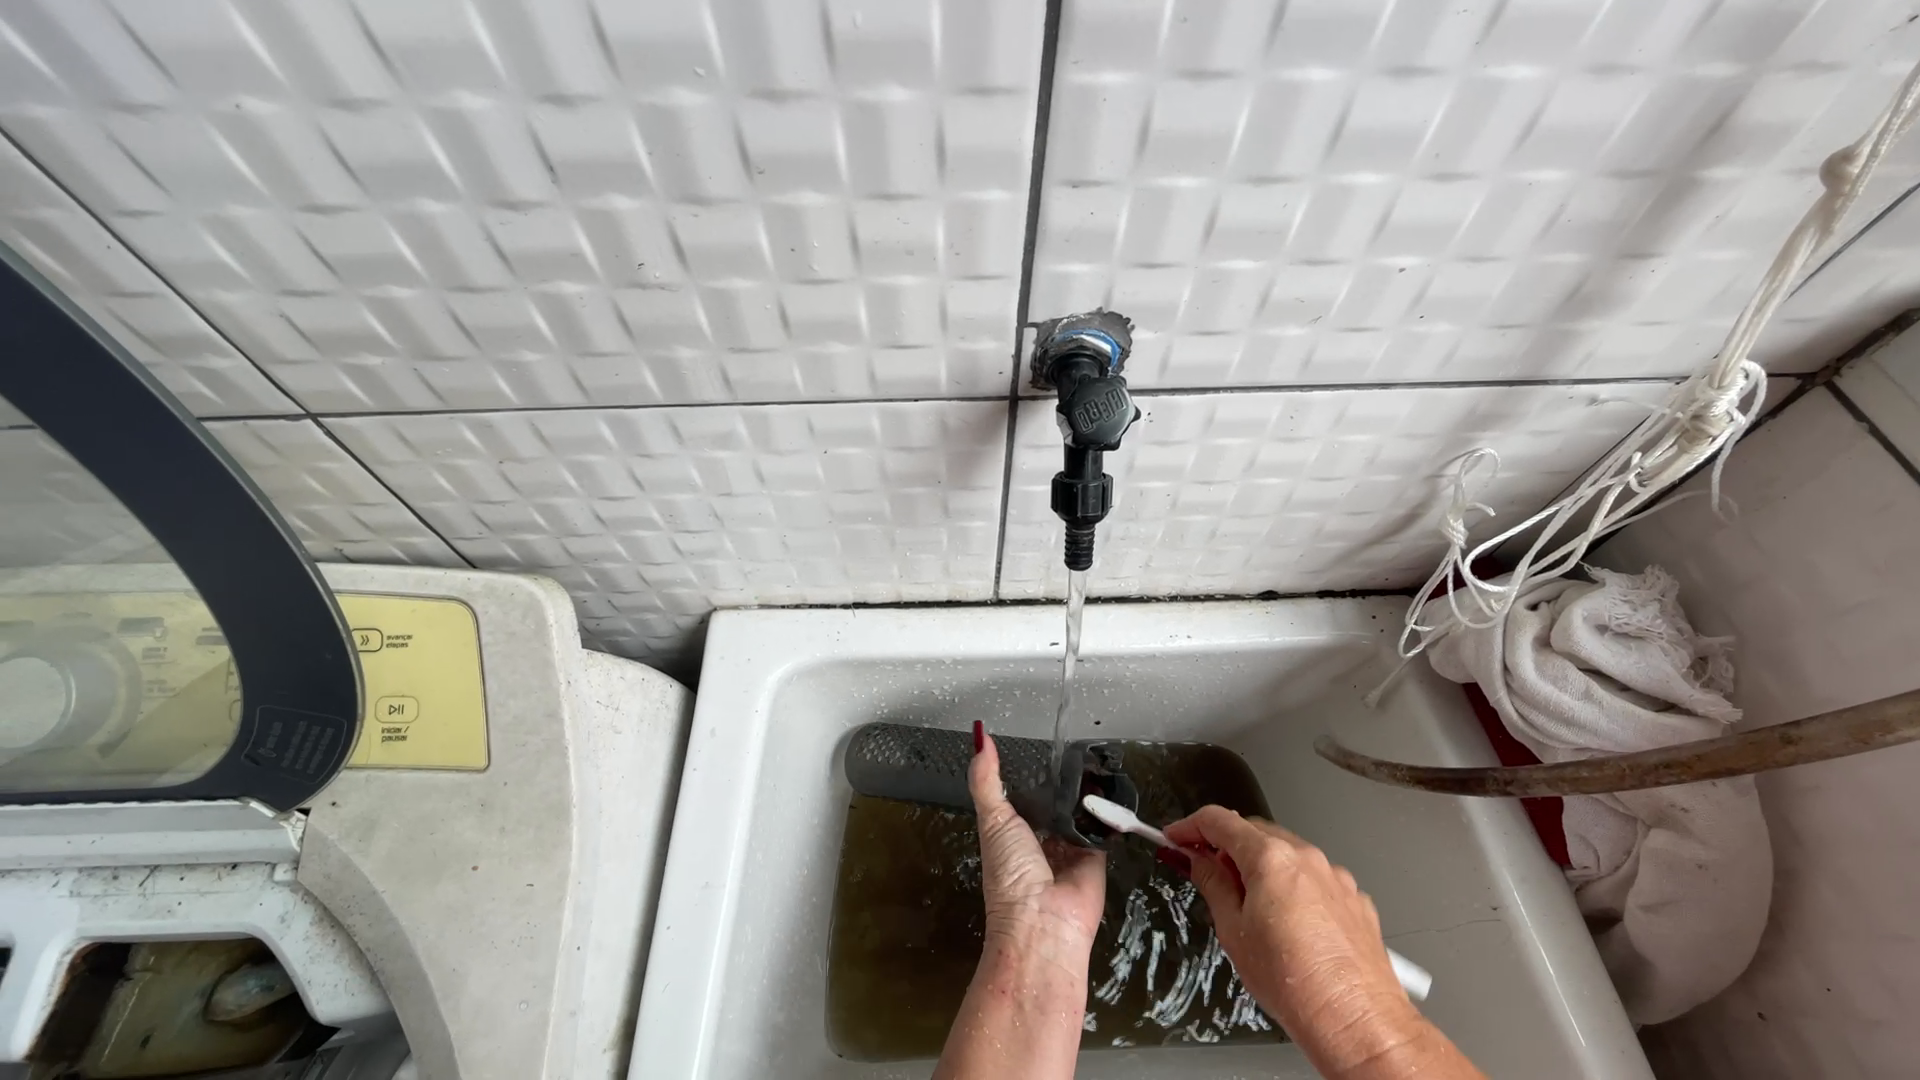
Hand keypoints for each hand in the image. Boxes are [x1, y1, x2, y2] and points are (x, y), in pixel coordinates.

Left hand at [967, 721, 1105, 970]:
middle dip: (1064, 781)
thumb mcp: (993, 819)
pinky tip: (1116, 785)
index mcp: (1012, 831)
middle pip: (1055, 801)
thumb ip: (987, 780)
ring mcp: (1071, 846)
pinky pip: (1104, 827)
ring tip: (1099, 758)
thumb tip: (980, 736)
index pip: (1024, 794)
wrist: (1044, 924)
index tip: (1042, 741)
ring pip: (1081, 811)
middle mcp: (1042, 838)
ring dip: (1089, 792)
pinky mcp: (1098, 855)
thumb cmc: (1010, 872)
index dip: (1031, 772)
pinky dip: (1109, 812)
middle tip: (1078, 749)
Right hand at [1164, 807, 1433, 1076]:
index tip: (1174, 838)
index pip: (1218, 821)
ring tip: (1246, 903)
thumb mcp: (1233, 930)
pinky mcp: (1353, 898)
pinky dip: (1291, 883)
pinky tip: (1286, 920)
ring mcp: (1334, 875)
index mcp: (1270, 858)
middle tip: (1203, 870)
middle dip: (1224, 845)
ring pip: (1284, 852)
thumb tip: (1194, 859)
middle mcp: (1305, 856)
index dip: (1188, 826)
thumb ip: (1211, 883)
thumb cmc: (1294, 982)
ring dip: (1259, 864)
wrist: (1359, 1022)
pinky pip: (1312, 876)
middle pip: (1252, 831)